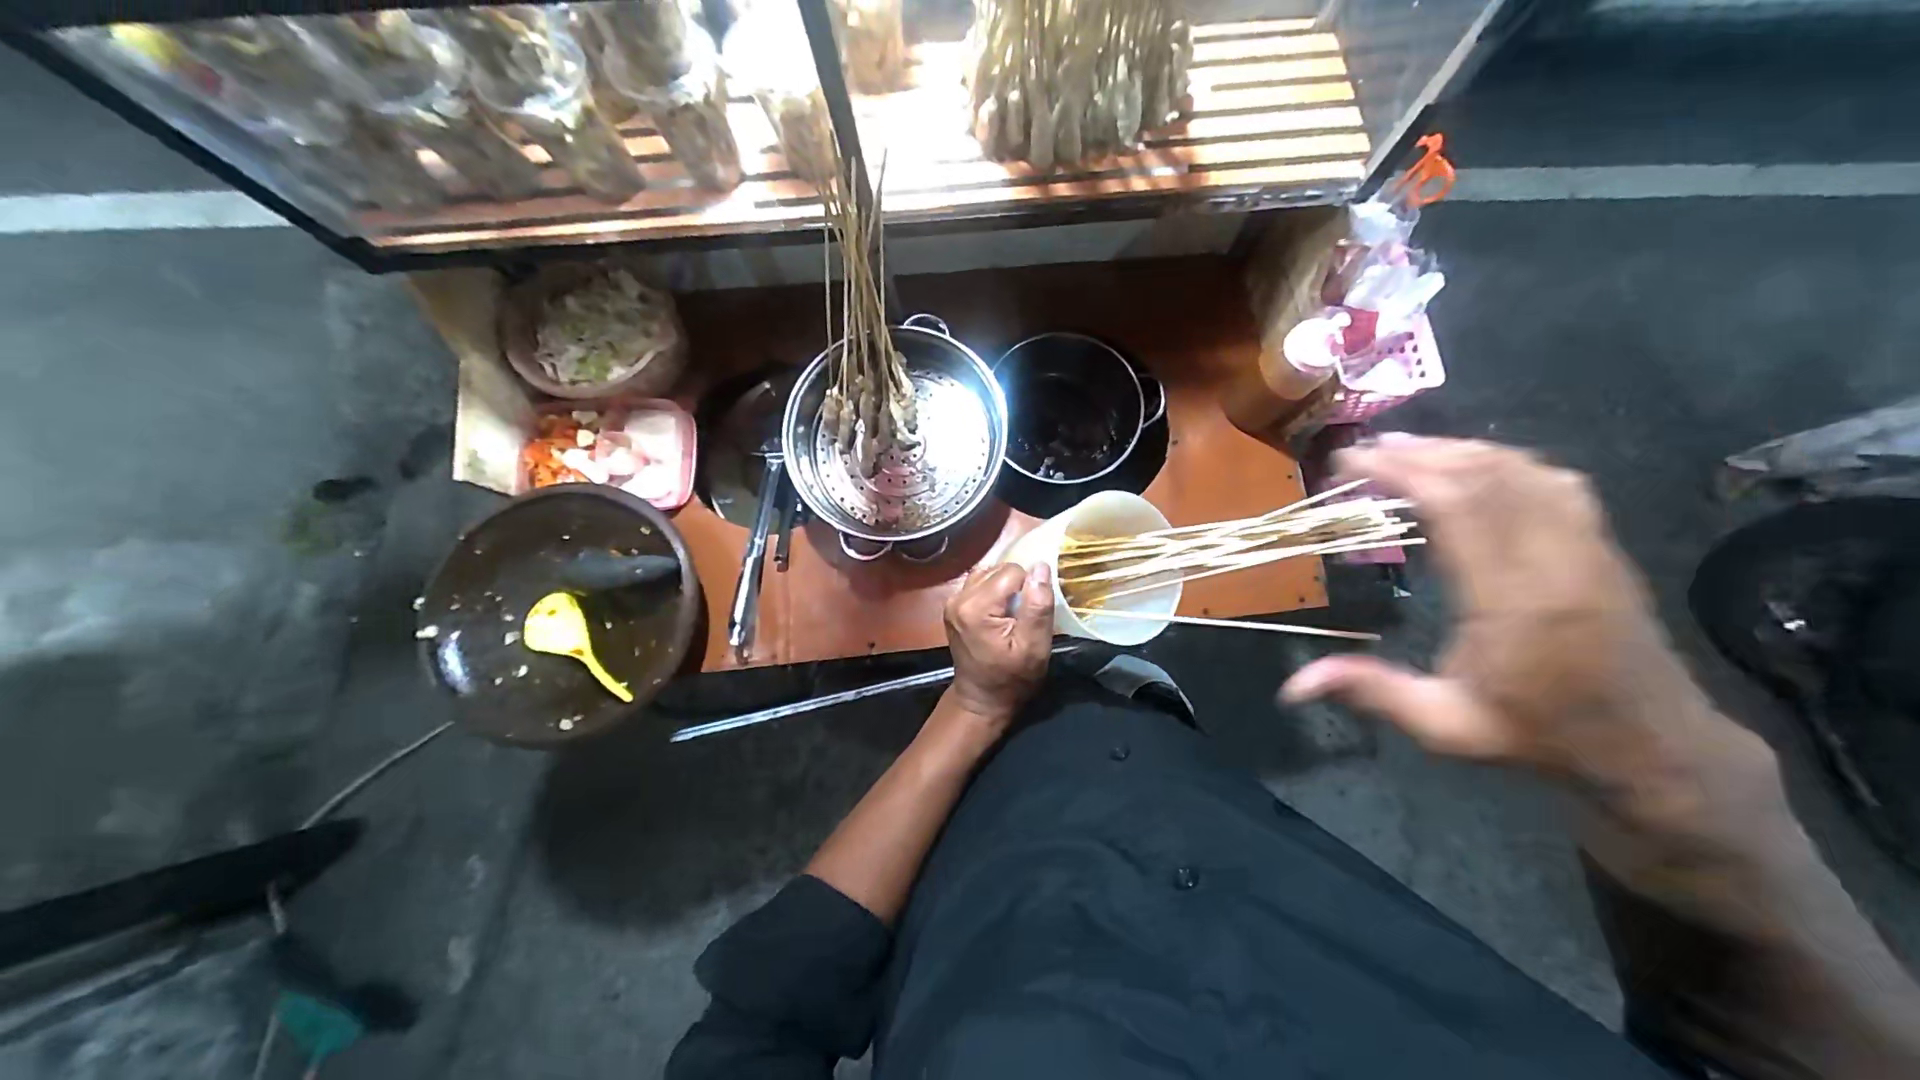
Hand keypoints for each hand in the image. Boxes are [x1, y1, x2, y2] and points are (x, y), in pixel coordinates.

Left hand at [942, 562, 1055, 725]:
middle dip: (1016, 588)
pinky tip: (998, 616)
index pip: (1012, 571)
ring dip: (1005, 590)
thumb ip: (1038, 606)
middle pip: (999, 570)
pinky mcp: (953, 605)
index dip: (1029, 589)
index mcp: (975, 607)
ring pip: (990, 573)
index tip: (1029, 616)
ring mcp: (952, 601)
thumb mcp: (1035, 647)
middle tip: (1020, 619)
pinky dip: (994, 594)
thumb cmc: (1012, 678)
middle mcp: (958, 598)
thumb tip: (1040, 567)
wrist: (982, 698)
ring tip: (1010, 617)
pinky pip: (980, 583)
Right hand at [1281, 435, 1713, 786]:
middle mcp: (1555, 560)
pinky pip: (1555, 482)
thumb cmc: (1538, 734)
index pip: (1457, 507)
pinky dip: (1505, 462)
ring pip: (1523, 470)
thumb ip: (1373, 692)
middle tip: (1365, 450)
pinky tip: (1473, 467)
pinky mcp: (1602, 547)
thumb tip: (1293, 685)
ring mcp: (1587, 548)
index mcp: (1512, 600)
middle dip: (1421, 453)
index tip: (1351, 462)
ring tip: (1406, 450)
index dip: (1401, 472)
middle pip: (1487, 475)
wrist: (1653, 748)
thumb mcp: (1447, 727)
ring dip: (1460, 451)